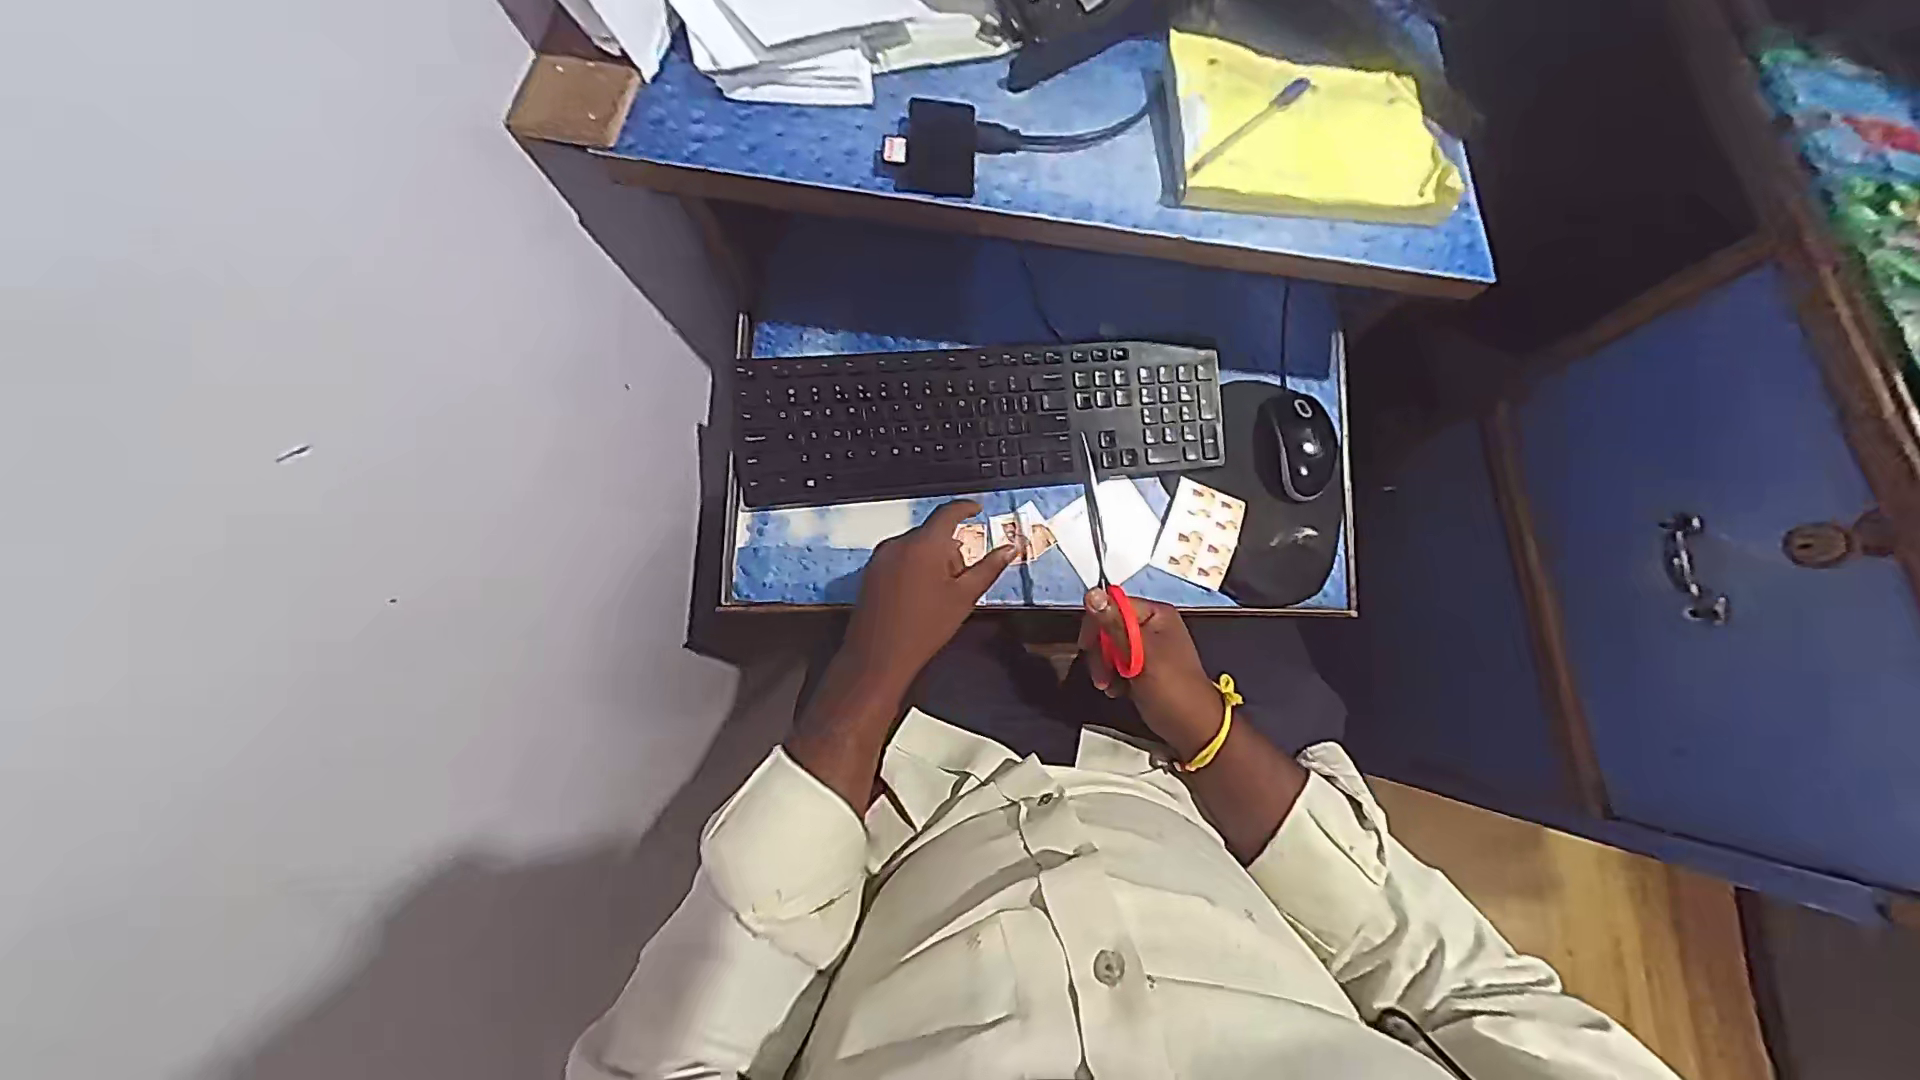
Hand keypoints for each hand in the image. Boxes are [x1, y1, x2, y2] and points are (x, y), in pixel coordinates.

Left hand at [787, 500, 1017, 811]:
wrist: (878, 657)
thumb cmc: (926, 627)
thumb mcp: (964, 597)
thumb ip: (989, 568)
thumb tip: (1011, 548)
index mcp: (924, 544)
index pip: (948, 513)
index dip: (966, 508)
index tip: (977, 508)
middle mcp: (898, 543)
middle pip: (932, 534)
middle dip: (950, 550)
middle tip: (961, 581)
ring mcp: (880, 557)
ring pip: (915, 547)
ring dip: (932, 560)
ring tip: (938, 595)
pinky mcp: (870, 572)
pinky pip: (899, 558)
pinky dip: (914, 568)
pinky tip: (918, 597)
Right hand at [1078, 591, 1225, 758]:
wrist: (1192, 729)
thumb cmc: (1171, 689)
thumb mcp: (1141, 654)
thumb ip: (1115, 624)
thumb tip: (1093, 593)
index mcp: (1155, 615)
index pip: (1112, 605)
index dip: (1097, 625)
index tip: (1089, 647)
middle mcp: (1150, 626)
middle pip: (1107, 627)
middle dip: (1100, 652)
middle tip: (1103, 674)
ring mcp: (1145, 647)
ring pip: (1107, 647)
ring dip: (1103, 667)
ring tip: (1110, 685)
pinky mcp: (1140, 666)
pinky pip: (1114, 663)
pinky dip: (1111, 676)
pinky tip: (1117, 689)